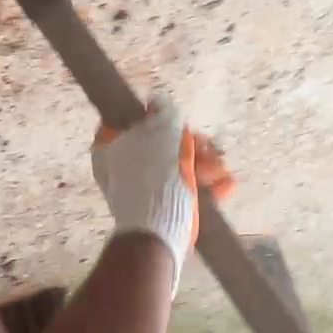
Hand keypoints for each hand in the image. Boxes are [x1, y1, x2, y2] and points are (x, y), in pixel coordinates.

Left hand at [91, 96, 234, 288]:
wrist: (158, 231)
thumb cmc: (155, 175)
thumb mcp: (162, 131)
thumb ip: (163, 112)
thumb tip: (157, 101)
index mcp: (109, 145)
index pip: (130, 119)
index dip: (158, 117)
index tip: (177, 123)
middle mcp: (119, 165)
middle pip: (163, 142)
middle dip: (193, 146)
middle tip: (206, 150)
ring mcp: (139, 187)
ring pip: (178, 164)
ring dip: (204, 165)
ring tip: (218, 173)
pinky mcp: (159, 206)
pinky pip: (183, 187)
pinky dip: (204, 185)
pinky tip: (223, 186)